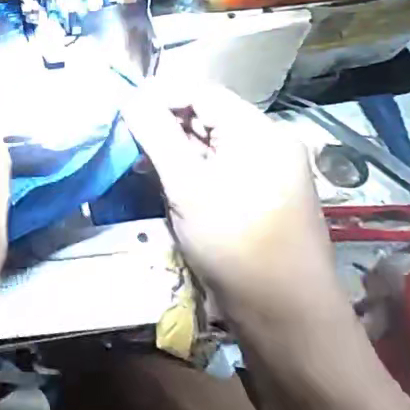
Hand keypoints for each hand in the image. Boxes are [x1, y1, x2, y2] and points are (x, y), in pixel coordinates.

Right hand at [122, 79, 343, 326]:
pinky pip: (218, 169)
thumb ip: (156, 136)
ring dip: (173, 150)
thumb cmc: (236, 247)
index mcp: (259, 132)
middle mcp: (268, 143)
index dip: (158, 96)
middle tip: (126, 143)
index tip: (121, 114)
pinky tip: (164, 187)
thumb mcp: (188, 187)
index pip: (201, 91)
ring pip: (209, 144)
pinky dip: (189, 172)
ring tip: (139, 166)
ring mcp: (267, 172)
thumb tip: (129, 98)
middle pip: (206, 115)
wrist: (287, 319)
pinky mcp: (259, 198)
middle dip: (163, 124)